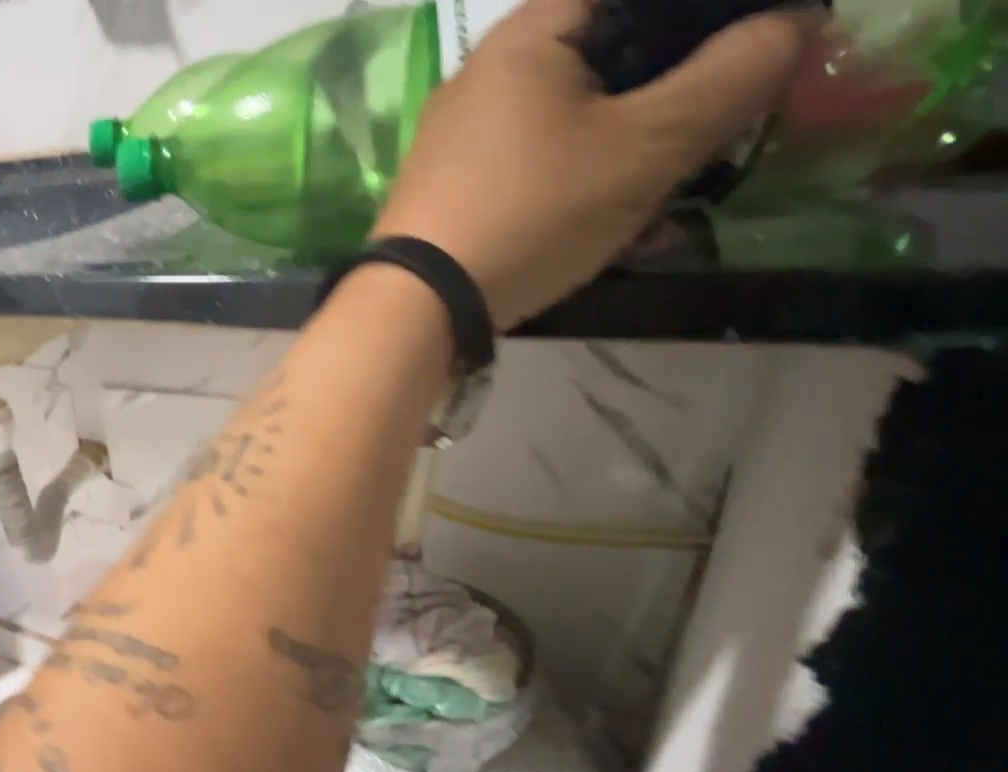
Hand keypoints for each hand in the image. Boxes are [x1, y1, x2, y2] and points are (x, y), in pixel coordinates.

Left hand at [372, 0, 822, 328]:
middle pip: (601, 48)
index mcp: (528, 33)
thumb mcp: (647, 145)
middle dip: (666, 84)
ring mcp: (457, 133)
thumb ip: (730, 76)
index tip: (740, 46)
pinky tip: (612, 217)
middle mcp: (482, 71)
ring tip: (669, 181)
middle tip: (712, 122)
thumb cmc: (531, 213)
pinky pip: (530, 160)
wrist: (416, 307)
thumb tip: (792, 24)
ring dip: (626, 141)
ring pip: (567, 113)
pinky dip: (577, 177)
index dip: (696, 12)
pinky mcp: (448, 184)